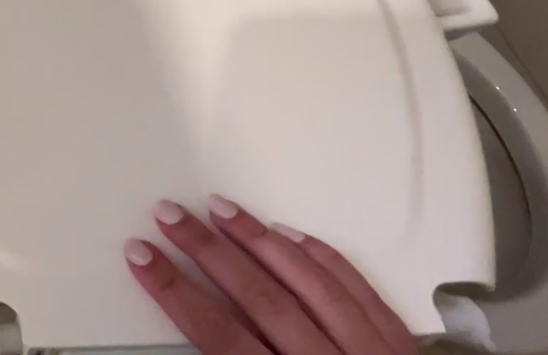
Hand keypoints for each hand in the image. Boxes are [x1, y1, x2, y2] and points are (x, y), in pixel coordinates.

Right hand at [126, 196, 415, 354]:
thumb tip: (192, 330)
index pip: (220, 337)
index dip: (175, 292)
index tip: (141, 255)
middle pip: (260, 299)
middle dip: (207, 251)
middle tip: (169, 213)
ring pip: (310, 286)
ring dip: (259, 241)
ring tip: (221, 208)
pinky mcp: (406, 353)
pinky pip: (362, 294)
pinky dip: (325, 259)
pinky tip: (292, 234)